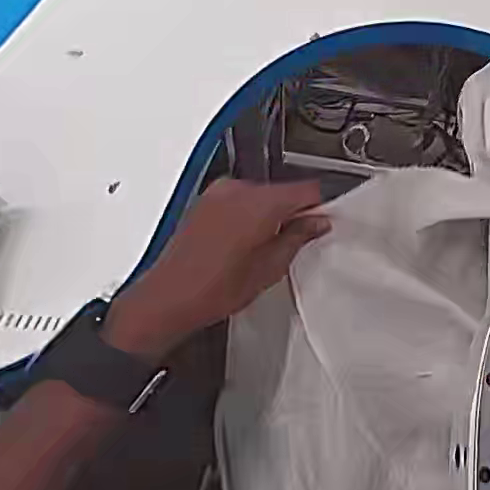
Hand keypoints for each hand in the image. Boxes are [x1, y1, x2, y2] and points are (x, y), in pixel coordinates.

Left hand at [103, 180, 328, 361]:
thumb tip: (315, 222)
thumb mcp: (272, 266)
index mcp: (261, 203)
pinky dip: (249, 214)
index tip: (322, 222)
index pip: (308, 189)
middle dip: (294, 211)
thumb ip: (299, 236)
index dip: (319, 206)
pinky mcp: (204, 203)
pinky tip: (246, 242)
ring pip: (262, 195)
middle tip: (297, 240)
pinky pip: (240, 199)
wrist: (166, 301)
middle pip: (284, 190)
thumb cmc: (212, 288)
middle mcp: (239, 190)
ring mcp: (218, 194)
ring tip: (266, 246)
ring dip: (270, 213)